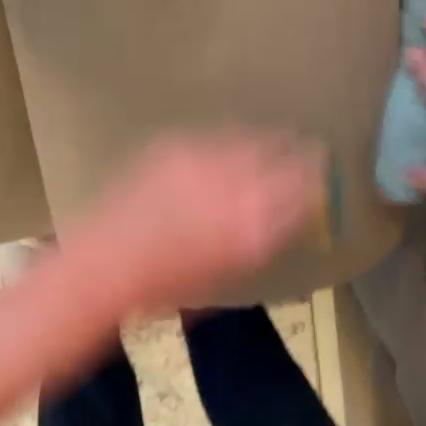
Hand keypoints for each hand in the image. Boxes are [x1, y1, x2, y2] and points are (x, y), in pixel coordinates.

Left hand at [60, 132, 324, 313]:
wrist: (102, 268)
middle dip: (299, 153)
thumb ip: (259, 242)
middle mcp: (234, 186)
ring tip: (276, 141)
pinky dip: (228, 140)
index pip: (303, 190)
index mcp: (254, 226)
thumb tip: (281, 221)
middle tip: (310, 152)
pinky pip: (215, 135)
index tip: (323, 178)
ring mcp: (203, 160)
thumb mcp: (226, 274)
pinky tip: (230, 144)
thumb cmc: (165, 290)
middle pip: (283, 154)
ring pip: (251, 137)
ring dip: (266, 141)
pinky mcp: (174, 145)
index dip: (316, 181)